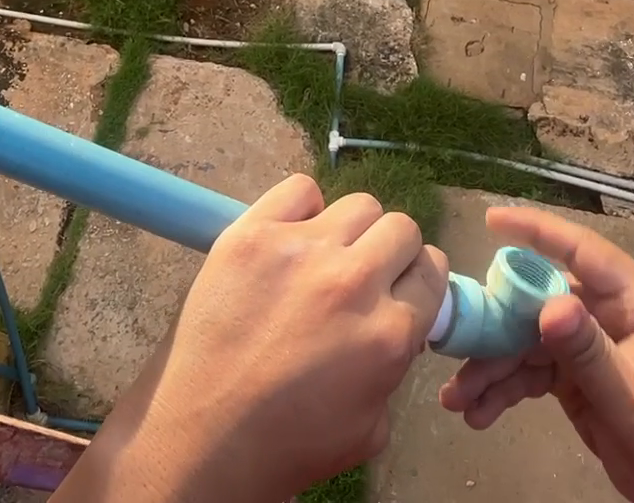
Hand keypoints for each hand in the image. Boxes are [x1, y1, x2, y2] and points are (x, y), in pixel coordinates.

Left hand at [55, 173, 448, 502]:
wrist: (201, 435)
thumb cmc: (286, 444)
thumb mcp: (370, 426)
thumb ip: (396, 363)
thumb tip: (400, 321)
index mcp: (388, 332)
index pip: (432, 271)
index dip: (420, 279)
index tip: (403, 286)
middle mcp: (353, 281)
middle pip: (401, 229)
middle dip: (393, 252)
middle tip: (367, 272)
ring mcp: (300, 250)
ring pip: (360, 204)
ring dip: (353, 229)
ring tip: (326, 254)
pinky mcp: (253, 232)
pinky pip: (300, 189)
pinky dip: (303, 207)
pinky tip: (290, 236)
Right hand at [438, 207, 633, 502]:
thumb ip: (592, 355)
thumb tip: (550, 305)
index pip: (585, 252)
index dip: (538, 230)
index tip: (491, 219)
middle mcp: (613, 312)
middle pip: (541, 299)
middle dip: (496, 326)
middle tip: (456, 344)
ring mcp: (591, 341)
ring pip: (528, 337)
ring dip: (492, 366)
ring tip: (458, 399)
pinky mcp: (575, 371)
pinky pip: (531, 367)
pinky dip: (504, 387)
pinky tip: (479, 411)